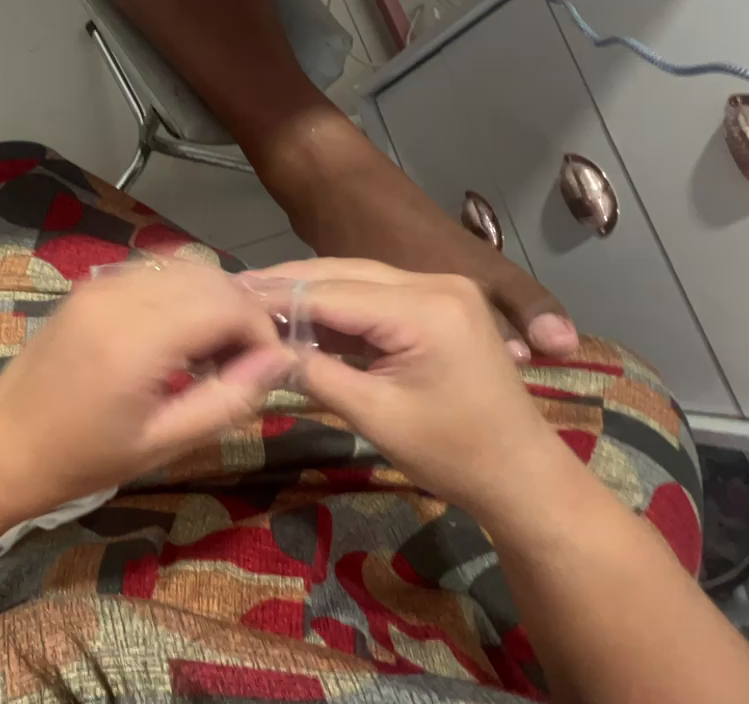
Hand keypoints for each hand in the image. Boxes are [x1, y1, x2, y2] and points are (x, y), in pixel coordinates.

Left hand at [0, 261, 296, 517]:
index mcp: (136, 339)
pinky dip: (180, 289)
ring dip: (212, 297)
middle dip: (241, 311)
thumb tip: (279, 361)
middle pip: (208, 276)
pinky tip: (179, 332)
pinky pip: (152, 270)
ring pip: (182, 265)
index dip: (261, 330)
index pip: (226, 304)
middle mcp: (118, 295)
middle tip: (244, 361)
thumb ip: (227, 400)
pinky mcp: (88, 286)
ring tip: (213, 349)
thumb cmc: (81, 458)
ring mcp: (98, 284)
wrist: (2, 444)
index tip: (268, 367)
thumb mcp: (162, 443)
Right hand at [256, 258, 571, 516]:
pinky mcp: (438, 302)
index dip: (276, 298)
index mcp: (426, 309)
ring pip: (354, 277)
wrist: (522, 476)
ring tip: (254, 298)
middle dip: (285, 285)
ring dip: (307, 291)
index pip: (331, 294)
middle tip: (231, 292)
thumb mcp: (374, 415)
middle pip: (341, 274)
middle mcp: (435, 282)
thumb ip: (313, 373)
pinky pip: (374, 293)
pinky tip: (298, 312)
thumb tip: (258, 349)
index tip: (226, 301)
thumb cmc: (452, 454)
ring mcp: (440, 288)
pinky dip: (335, 303)